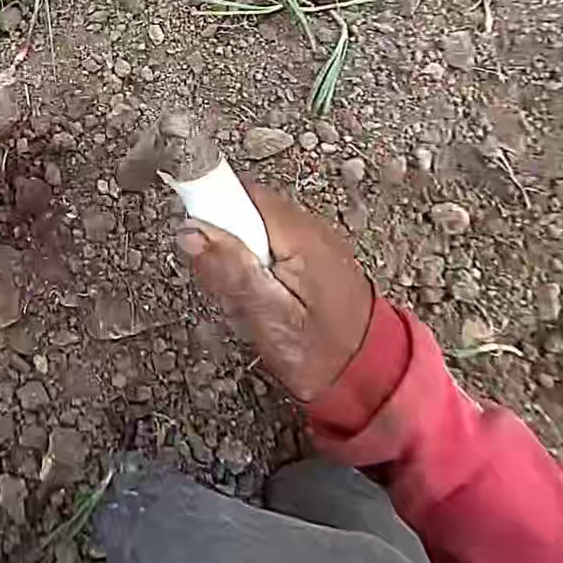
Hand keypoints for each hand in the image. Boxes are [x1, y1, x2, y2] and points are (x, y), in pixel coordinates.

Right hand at [177, 179, 372, 401]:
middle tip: (228, 287)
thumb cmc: (323, 352)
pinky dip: (258, 264)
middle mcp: (306, 223)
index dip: (210, 208)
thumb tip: (190, 232)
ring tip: (250, 299)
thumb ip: (231, 273)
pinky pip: (270, 241)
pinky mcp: (311, 249)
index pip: (238, 191)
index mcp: (296, 233)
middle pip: (243, 208)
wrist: (372, 371)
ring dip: (239, 256)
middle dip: (224, 241)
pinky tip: (266, 297)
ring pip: (253, 226)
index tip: (195, 239)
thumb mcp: (269, 318)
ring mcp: (311, 234)